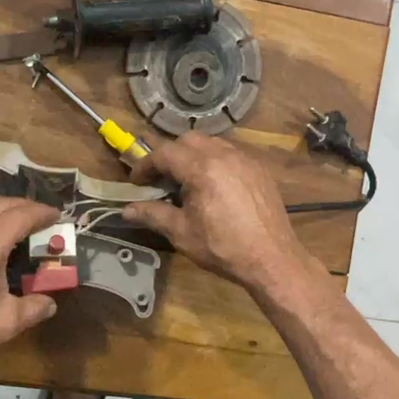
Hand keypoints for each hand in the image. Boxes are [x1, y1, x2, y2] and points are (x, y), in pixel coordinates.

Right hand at [122, 133, 320, 291]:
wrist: (271, 259)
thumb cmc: (223, 248)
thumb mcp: (182, 233)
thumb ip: (153, 215)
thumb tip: (127, 210)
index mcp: (202, 169)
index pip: (165, 153)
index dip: (146, 165)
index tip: (136, 181)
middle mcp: (224, 155)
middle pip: (188, 140)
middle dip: (169, 155)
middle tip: (161, 179)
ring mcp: (245, 159)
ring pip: (212, 142)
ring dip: (193, 155)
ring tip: (187, 181)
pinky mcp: (259, 169)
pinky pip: (231, 153)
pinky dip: (215, 160)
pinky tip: (213, 185)